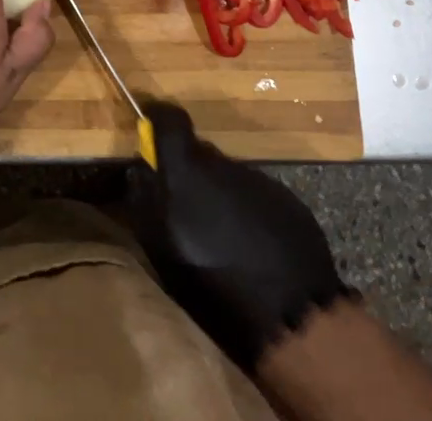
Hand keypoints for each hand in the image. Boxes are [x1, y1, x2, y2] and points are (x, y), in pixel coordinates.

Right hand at [131, 101, 353, 370]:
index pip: (170, 119)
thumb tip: (140, 168)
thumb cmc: (211, 281)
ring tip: (217, 232)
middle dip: (187, 169)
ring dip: (218, 192)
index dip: (157, 118)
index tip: (149, 126)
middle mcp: (226, 165)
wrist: (292, 314)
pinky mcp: (290, 203)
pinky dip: (245, 210)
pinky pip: (256, 195)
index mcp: (188, 170)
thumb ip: (144, 199)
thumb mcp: (159, 247)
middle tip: (181, 203)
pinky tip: (248, 244)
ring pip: (228, 176)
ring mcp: (262, 182)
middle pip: (199, 152)